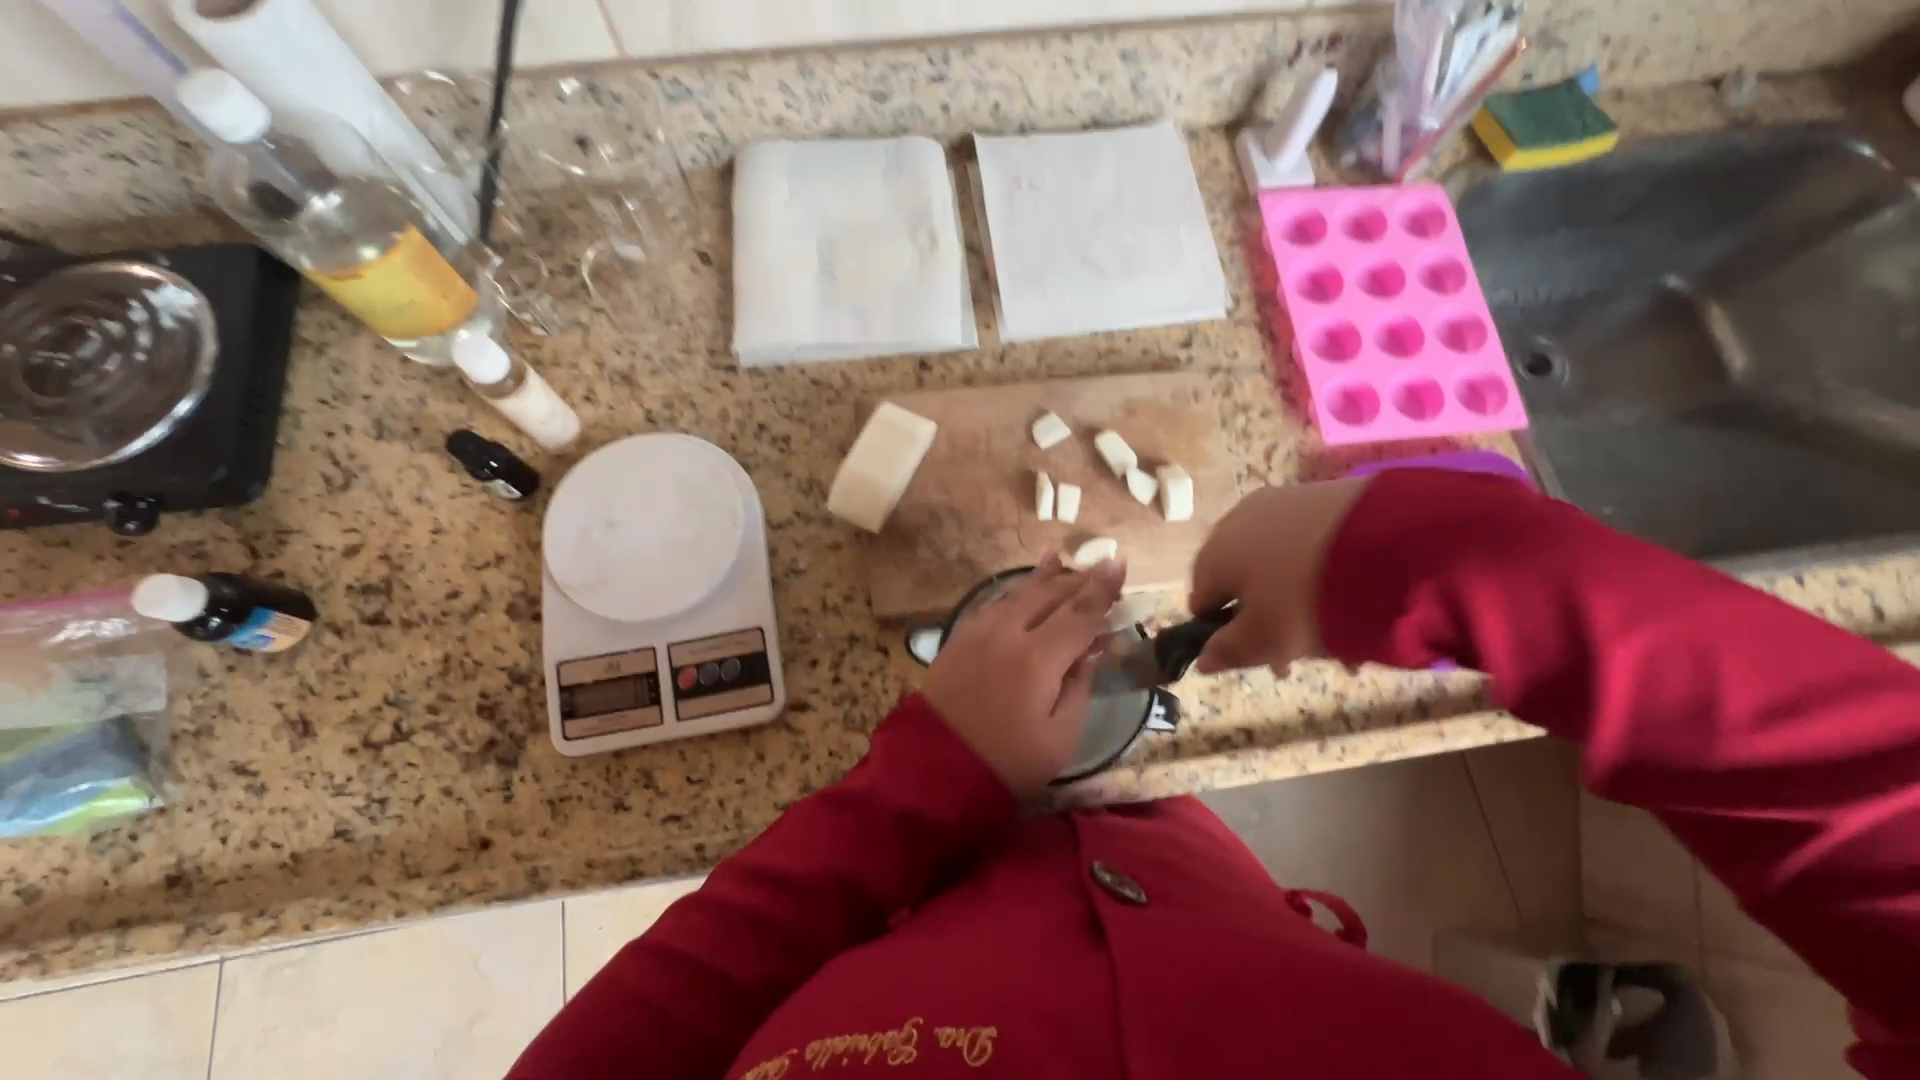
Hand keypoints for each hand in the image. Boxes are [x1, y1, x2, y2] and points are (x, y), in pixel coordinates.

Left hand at [921, 557, 1125, 796]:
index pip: (1080, 613)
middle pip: (1049, 595)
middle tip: (1099, 572)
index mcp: (1039, 658)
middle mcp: (1008, 633)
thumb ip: (1078, 688)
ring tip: (1062, 562)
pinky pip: (994, 604)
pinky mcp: (958, 639)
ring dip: (1045, 579)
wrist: (933, 770)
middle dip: (1078, 581)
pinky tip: (1022, 588)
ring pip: (1018, 593)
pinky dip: (1016, 592)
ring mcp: (978, 632)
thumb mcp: (1060, 737)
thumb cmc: (1007, 763)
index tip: (1120, 563)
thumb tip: (1088, 652)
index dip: (1103, 588)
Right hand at [1189, 478, 1371, 675]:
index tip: (1259, 656)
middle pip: (1244, 582)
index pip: (1203, 602)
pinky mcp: (1320, 495)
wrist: (1385, 542)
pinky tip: (1356, 597)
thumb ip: (1230, 650)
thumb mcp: (1266, 638)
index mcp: (1214, 556)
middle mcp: (1236, 523)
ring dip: (1300, 601)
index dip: (1225, 633)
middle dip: (1270, 621)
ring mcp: (1279, 504)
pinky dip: (1323, 572)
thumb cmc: (1305, 599)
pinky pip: (1310, 543)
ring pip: (1280, 565)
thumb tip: (1201, 660)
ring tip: (1341, 634)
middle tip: (1302, 653)